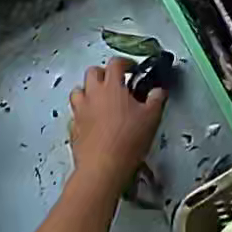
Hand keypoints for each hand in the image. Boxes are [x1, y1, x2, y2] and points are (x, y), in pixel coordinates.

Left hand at [68, 57, 165, 190]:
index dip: (125, 62)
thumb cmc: (128, 140)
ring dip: (88, 91)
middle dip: (103, 73)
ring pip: (78, 91)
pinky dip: (82, 114)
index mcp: (111, 86)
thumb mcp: (151, 118)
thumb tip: (158, 91)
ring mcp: (80, 110)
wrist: (103, 168)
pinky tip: (92, 122)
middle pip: (92, 72)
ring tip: (99, 100)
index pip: (115, 63)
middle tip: (115, 83)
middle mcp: (93, 94)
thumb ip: (156, 99)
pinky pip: (75, 114)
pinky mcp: (73, 128)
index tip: (132, 69)